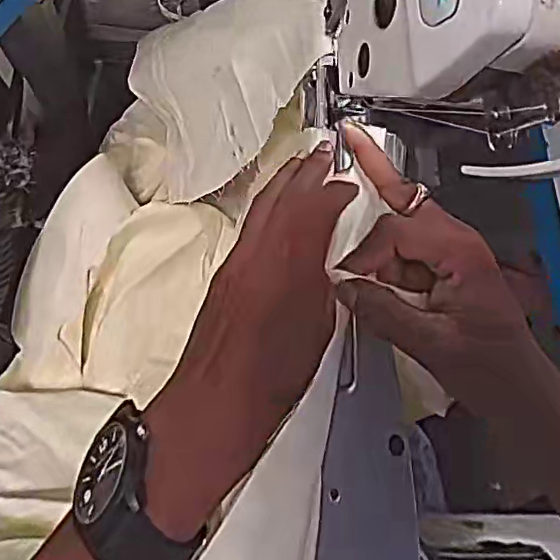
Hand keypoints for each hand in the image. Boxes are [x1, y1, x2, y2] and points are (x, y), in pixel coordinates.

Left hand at [142, 145, 355, 539]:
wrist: (209, 408)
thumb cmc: (265, 383)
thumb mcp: (317, 330)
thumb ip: (326, 285)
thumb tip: (331, 263)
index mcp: (288, 267)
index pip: (314, 208)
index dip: (335, 190)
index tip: (350, 184)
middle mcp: (258, 254)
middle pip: (285, 194)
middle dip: (308, 169)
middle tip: (324, 151)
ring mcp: (237, 260)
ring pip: (263, 203)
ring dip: (286, 179)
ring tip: (303, 165)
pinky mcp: (225, 272)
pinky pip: (251, 221)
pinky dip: (269, 203)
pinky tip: (278, 204)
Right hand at [334, 125, 541, 412]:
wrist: (519, 389)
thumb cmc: (492, 367)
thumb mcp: (431, 344)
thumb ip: (382, 310)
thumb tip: (345, 285)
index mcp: (460, 250)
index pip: (397, 231)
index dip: (365, 253)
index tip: (345, 277)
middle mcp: (458, 241)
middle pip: (406, 199)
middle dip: (374, 170)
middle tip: (352, 139)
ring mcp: (452, 252)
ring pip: (403, 224)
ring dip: (375, 235)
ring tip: (350, 225)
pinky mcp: (446, 268)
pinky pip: (407, 250)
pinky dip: (385, 256)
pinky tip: (369, 272)